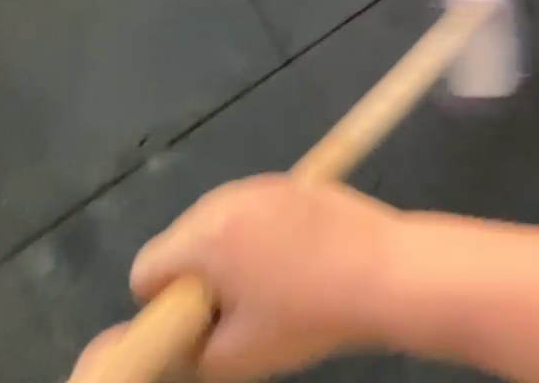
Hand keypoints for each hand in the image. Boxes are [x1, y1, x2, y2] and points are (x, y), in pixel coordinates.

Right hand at [69, 175, 408, 382]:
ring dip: (230, 248)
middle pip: (184, 236)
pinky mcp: (307, 183)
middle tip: (236, 303)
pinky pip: (262, 209)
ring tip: (270, 281)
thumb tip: (166, 337)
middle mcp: (235, 196)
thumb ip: (180, 350)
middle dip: (195, 271)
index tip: (199, 320)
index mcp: (207, 233)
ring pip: (223, 219)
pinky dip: (264, 230)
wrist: (390, 270)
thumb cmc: (308, 314)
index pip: (147, 266)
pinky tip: (297, 258)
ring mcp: (275, 183)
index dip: (160, 304)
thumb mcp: (229, 356)